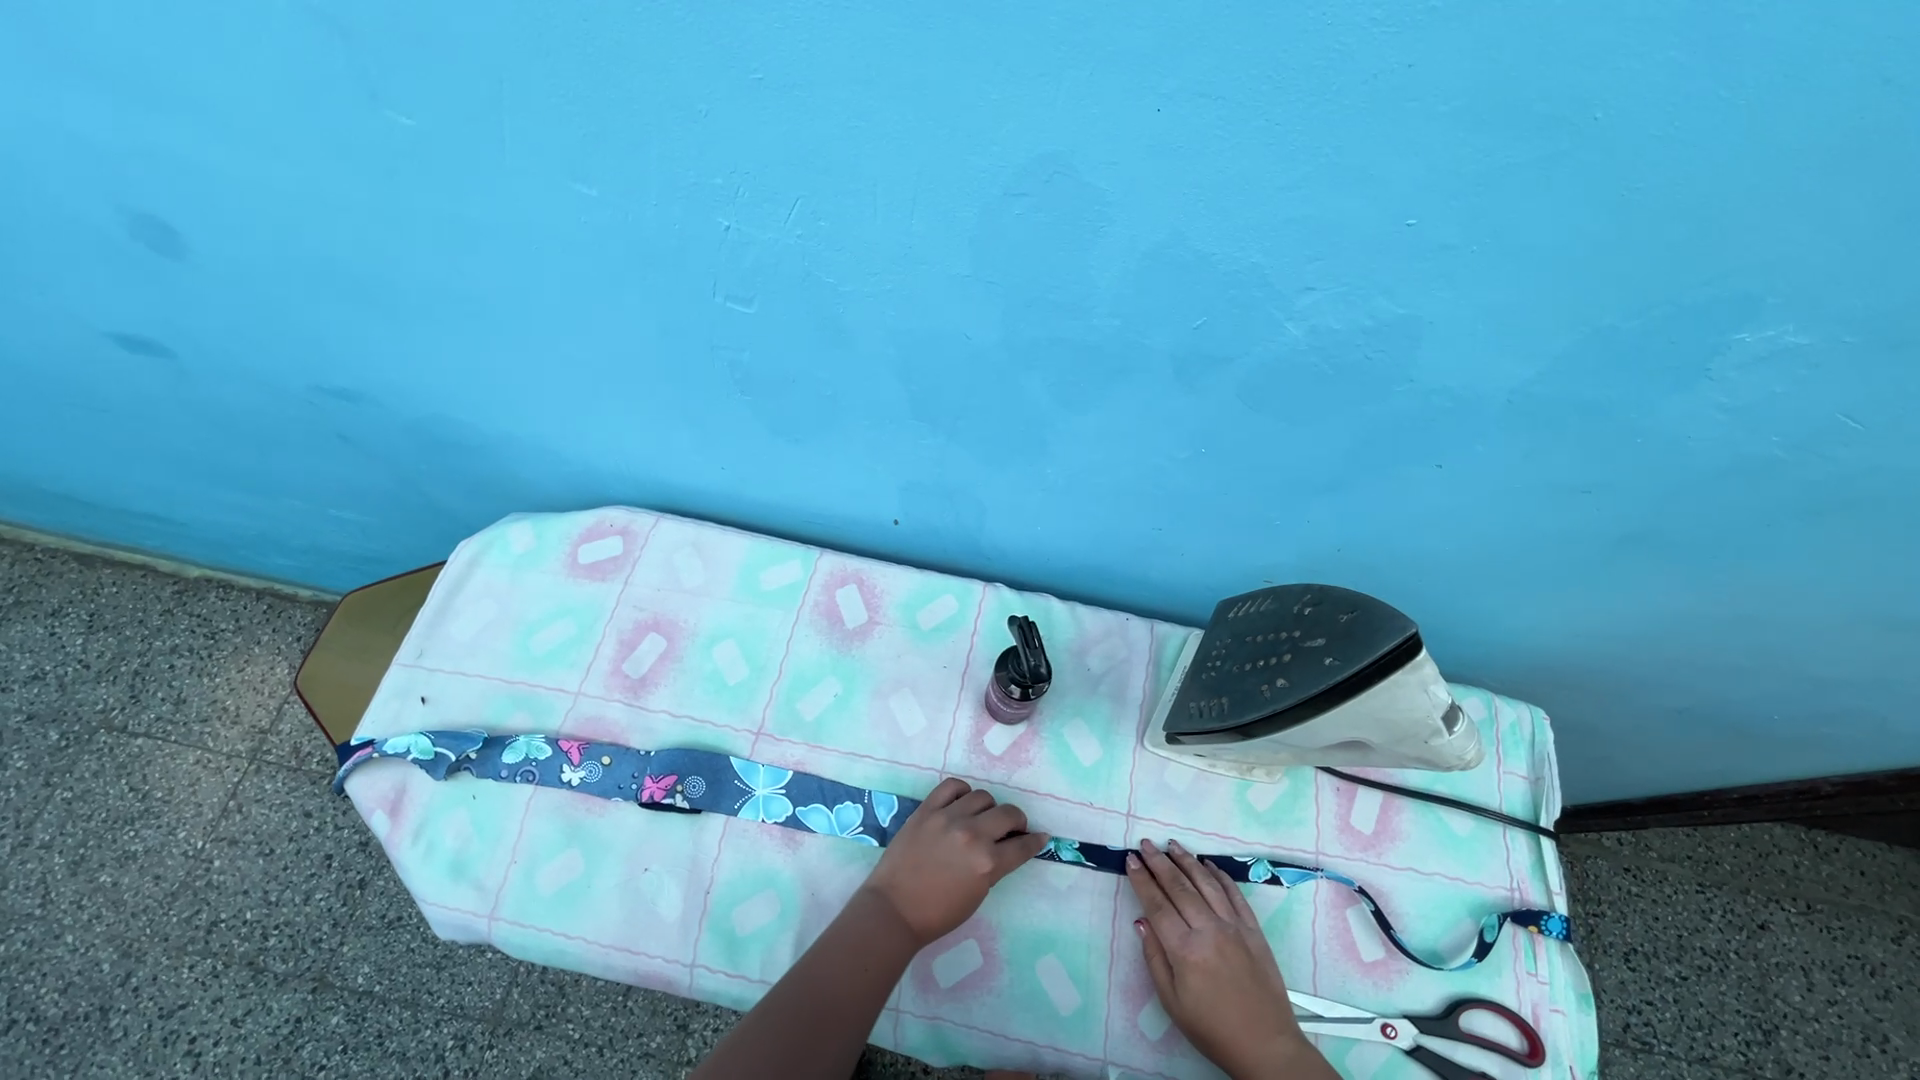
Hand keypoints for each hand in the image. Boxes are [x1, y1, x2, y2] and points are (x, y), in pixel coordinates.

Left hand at [859, 778, 1049, 947]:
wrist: (894, 909)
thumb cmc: (938, 913)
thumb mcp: (978, 895)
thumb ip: (994, 868)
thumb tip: (1008, 849)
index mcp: (988, 863)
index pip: (1022, 845)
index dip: (1035, 841)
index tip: (1040, 837)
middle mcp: (972, 835)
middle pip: (1008, 813)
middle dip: (1016, 822)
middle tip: (1012, 829)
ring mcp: (947, 818)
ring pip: (982, 796)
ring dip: (989, 808)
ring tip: (982, 818)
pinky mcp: (926, 810)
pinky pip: (952, 787)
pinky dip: (962, 792)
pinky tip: (962, 803)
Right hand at [1126, 840, 1331, 1079]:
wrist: (1265, 1046)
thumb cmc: (1212, 1029)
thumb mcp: (1171, 1002)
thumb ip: (1154, 958)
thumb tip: (1141, 921)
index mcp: (1185, 950)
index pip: (1157, 904)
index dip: (1142, 880)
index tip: (1130, 859)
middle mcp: (1209, 930)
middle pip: (1180, 887)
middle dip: (1160, 862)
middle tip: (1145, 843)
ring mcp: (1234, 927)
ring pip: (1207, 884)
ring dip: (1187, 861)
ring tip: (1172, 845)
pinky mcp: (1254, 931)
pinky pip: (1235, 895)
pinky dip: (1220, 875)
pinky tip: (1208, 865)